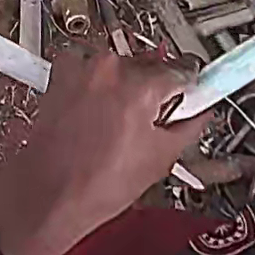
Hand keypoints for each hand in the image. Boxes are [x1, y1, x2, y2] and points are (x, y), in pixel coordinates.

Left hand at [0, 47, 209, 254]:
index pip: (183, 69)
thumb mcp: (161, 158)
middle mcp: (111, 66)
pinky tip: (97, 110)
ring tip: (119, 122)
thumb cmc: (97, 182)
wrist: (50, 189)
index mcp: (140, 85)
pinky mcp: (63, 70)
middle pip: (150, 65)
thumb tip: (203, 109)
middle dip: (157, 89)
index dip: (193, 84)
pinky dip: (97, 82)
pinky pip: (91, 67)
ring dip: (125, 85)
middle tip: (154, 120)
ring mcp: (84, 65)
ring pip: (120, 66)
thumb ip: (190, 124)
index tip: (197, 88)